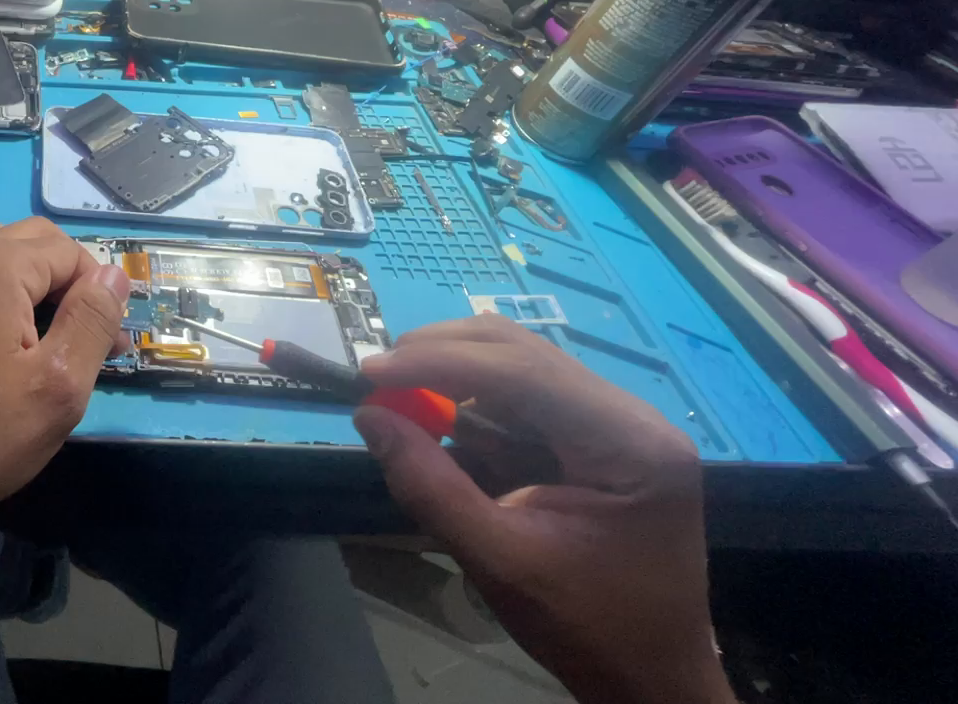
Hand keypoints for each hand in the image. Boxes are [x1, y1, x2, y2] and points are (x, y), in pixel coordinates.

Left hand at [0, 218, 130, 552]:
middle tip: (86, 341)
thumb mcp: (59, 385)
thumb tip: (114, 274)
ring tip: (45, 336)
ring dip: (30, 281)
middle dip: (68, 281)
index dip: (98, 292)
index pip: (70, 252)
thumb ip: (92, 320)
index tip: (109, 345)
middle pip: (32, 242)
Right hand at [353, 315, 733, 703]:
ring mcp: (612, 420)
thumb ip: (429, 484)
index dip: (437, 361)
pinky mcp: (589, 432)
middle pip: (517, 348)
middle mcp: (628, 416)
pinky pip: (514, 391)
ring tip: (406, 408)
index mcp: (629, 445)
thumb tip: (368, 415)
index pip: (522, 371)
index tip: (370, 373)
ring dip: (449, 375)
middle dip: (439, 355)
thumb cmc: (587, 626)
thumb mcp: (498, 560)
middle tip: (380, 380)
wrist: (651, 677)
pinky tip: (446, 431)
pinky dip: (467, 400)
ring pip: (511, 359)